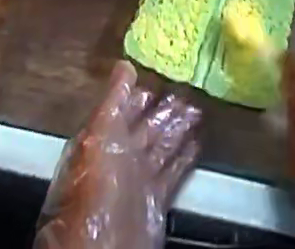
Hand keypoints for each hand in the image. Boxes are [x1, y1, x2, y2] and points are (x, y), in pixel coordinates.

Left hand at [34, 60, 201, 248]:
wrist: (103, 247)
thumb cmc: (96, 186)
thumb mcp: (100, 133)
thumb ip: (112, 99)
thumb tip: (124, 65)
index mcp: (103, 138)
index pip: (124, 108)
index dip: (141, 92)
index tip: (161, 73)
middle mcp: (121, 156)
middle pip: (147, 126)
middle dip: (166, 108)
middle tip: (188, 89)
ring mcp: (139, 178)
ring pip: (163, 145)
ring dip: (179, 127)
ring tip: (198, 108)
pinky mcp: (156, 199)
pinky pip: (173, 172)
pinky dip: (185, 157)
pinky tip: (198, 142)